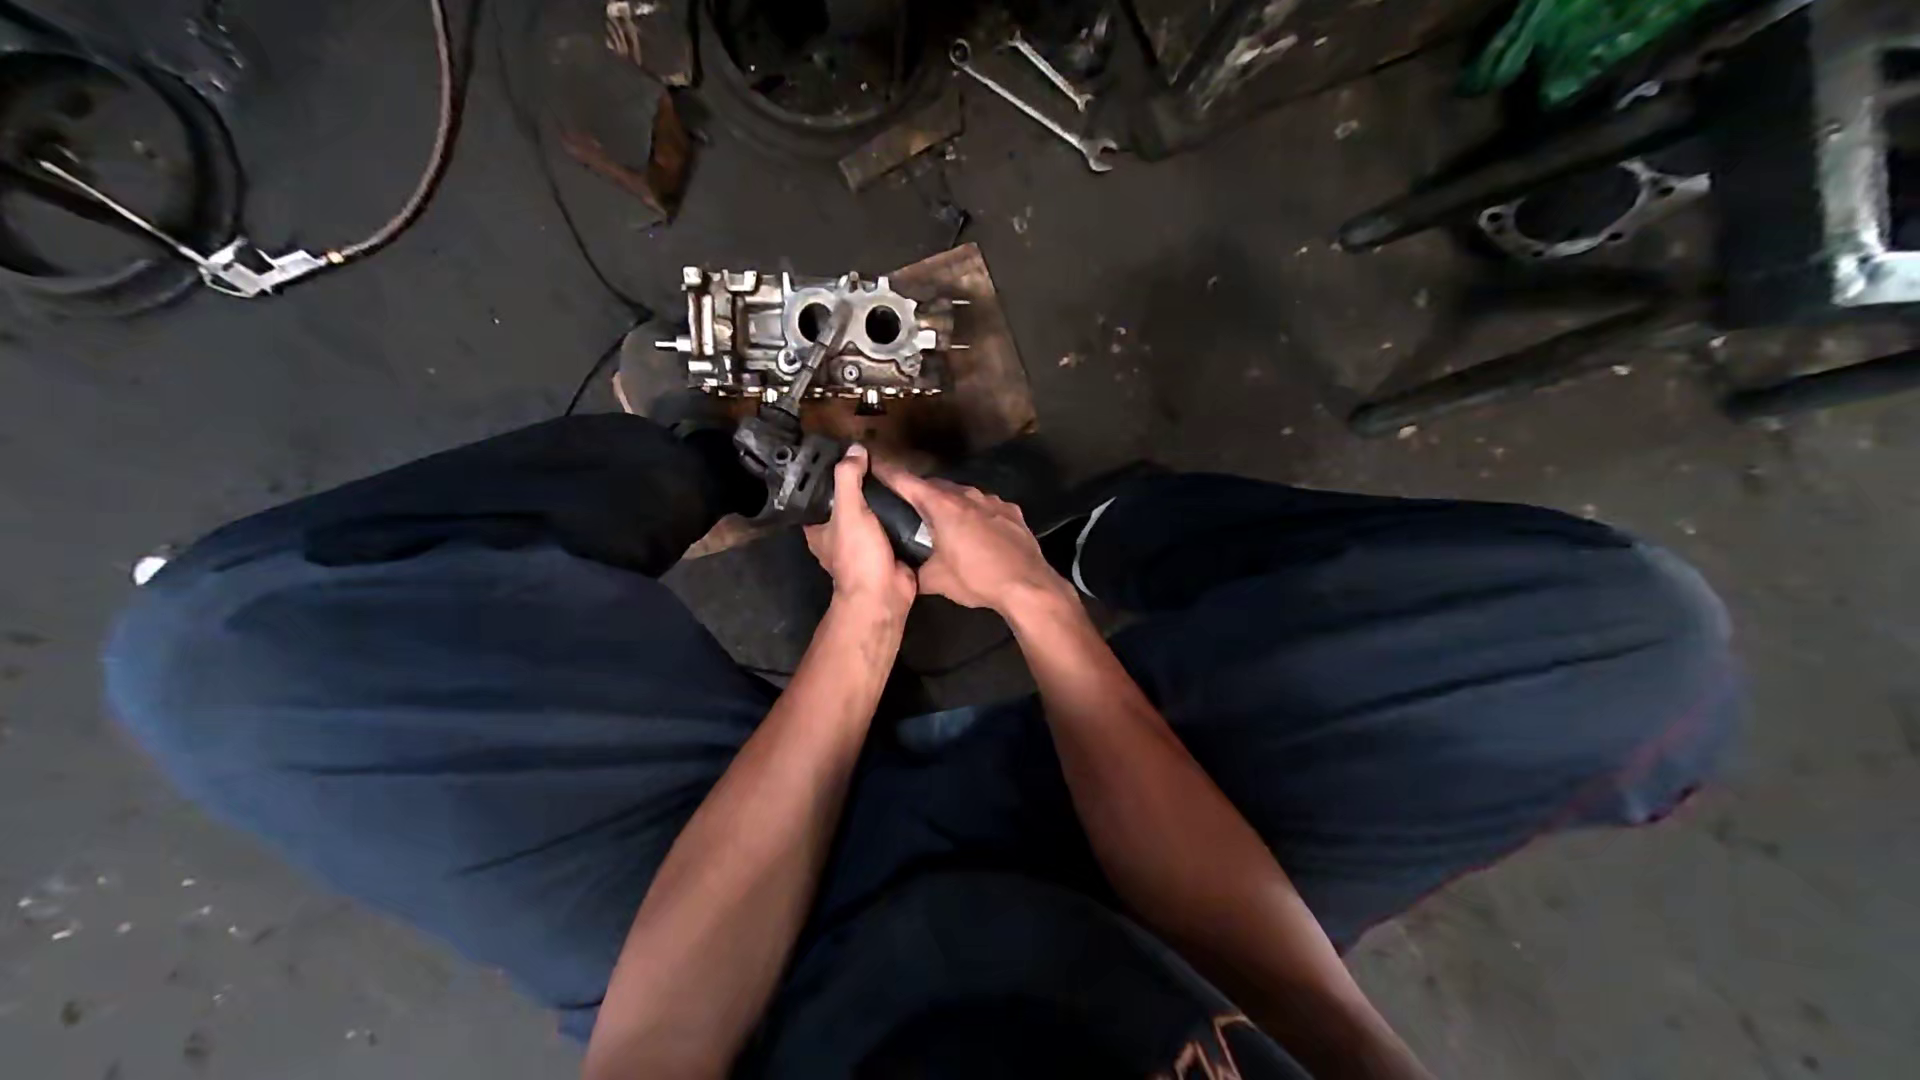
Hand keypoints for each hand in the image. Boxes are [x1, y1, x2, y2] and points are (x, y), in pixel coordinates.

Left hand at [805, 445, 916, 618]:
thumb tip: (855, 449)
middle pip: (850, 502)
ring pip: (873, 514)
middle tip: (878, 461)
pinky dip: (901, 515)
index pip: (819, 495)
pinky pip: (894, 527)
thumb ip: (848, 478)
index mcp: (819, 529)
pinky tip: (911, 497)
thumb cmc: (857, 555)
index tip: (847, 454)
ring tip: (897, 474)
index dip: (829, 475)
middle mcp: (839, 536)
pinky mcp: (888, 551)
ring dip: (884, 500)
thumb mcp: (849, 511)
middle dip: (863, 485)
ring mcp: (865, 545)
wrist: (884, 595)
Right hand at [870, 458, 1075, 615]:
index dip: (888, 472)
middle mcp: (967, 496)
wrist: (1027, 586)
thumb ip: (915, 571)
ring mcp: (993, 502)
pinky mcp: (1012, 512)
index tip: (873, 463)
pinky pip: (987, 507)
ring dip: (951, 503)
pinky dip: (977, 514)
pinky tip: (978, 531)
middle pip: (936, 486)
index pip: (907, 482)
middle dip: (921, 492)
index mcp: (943, 506)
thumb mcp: (936, 580)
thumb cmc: (976, 579)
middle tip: (908, 505)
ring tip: (944, 521)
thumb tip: (903, 573)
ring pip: (964, 495)